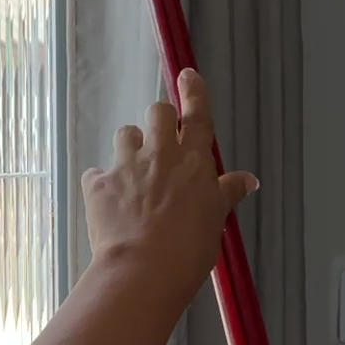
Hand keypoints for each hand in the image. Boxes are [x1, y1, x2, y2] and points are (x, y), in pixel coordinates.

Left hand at [81, 68, 257, 304]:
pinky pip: (96, 173)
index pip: (197, 116)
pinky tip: (107, 202)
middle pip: (157, 112)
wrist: (143, 270)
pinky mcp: (97, 183)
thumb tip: (247, 180)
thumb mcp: (216, 220)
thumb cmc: (189, 250)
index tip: (187, 74)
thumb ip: (226, 193)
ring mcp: (126, 167)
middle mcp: (159, 156)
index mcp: (194, 163)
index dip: (193, 92)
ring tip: (133, 173)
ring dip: (130, 146)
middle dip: (158, 119)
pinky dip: (101, 183)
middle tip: (159, 140)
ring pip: (125, 135)